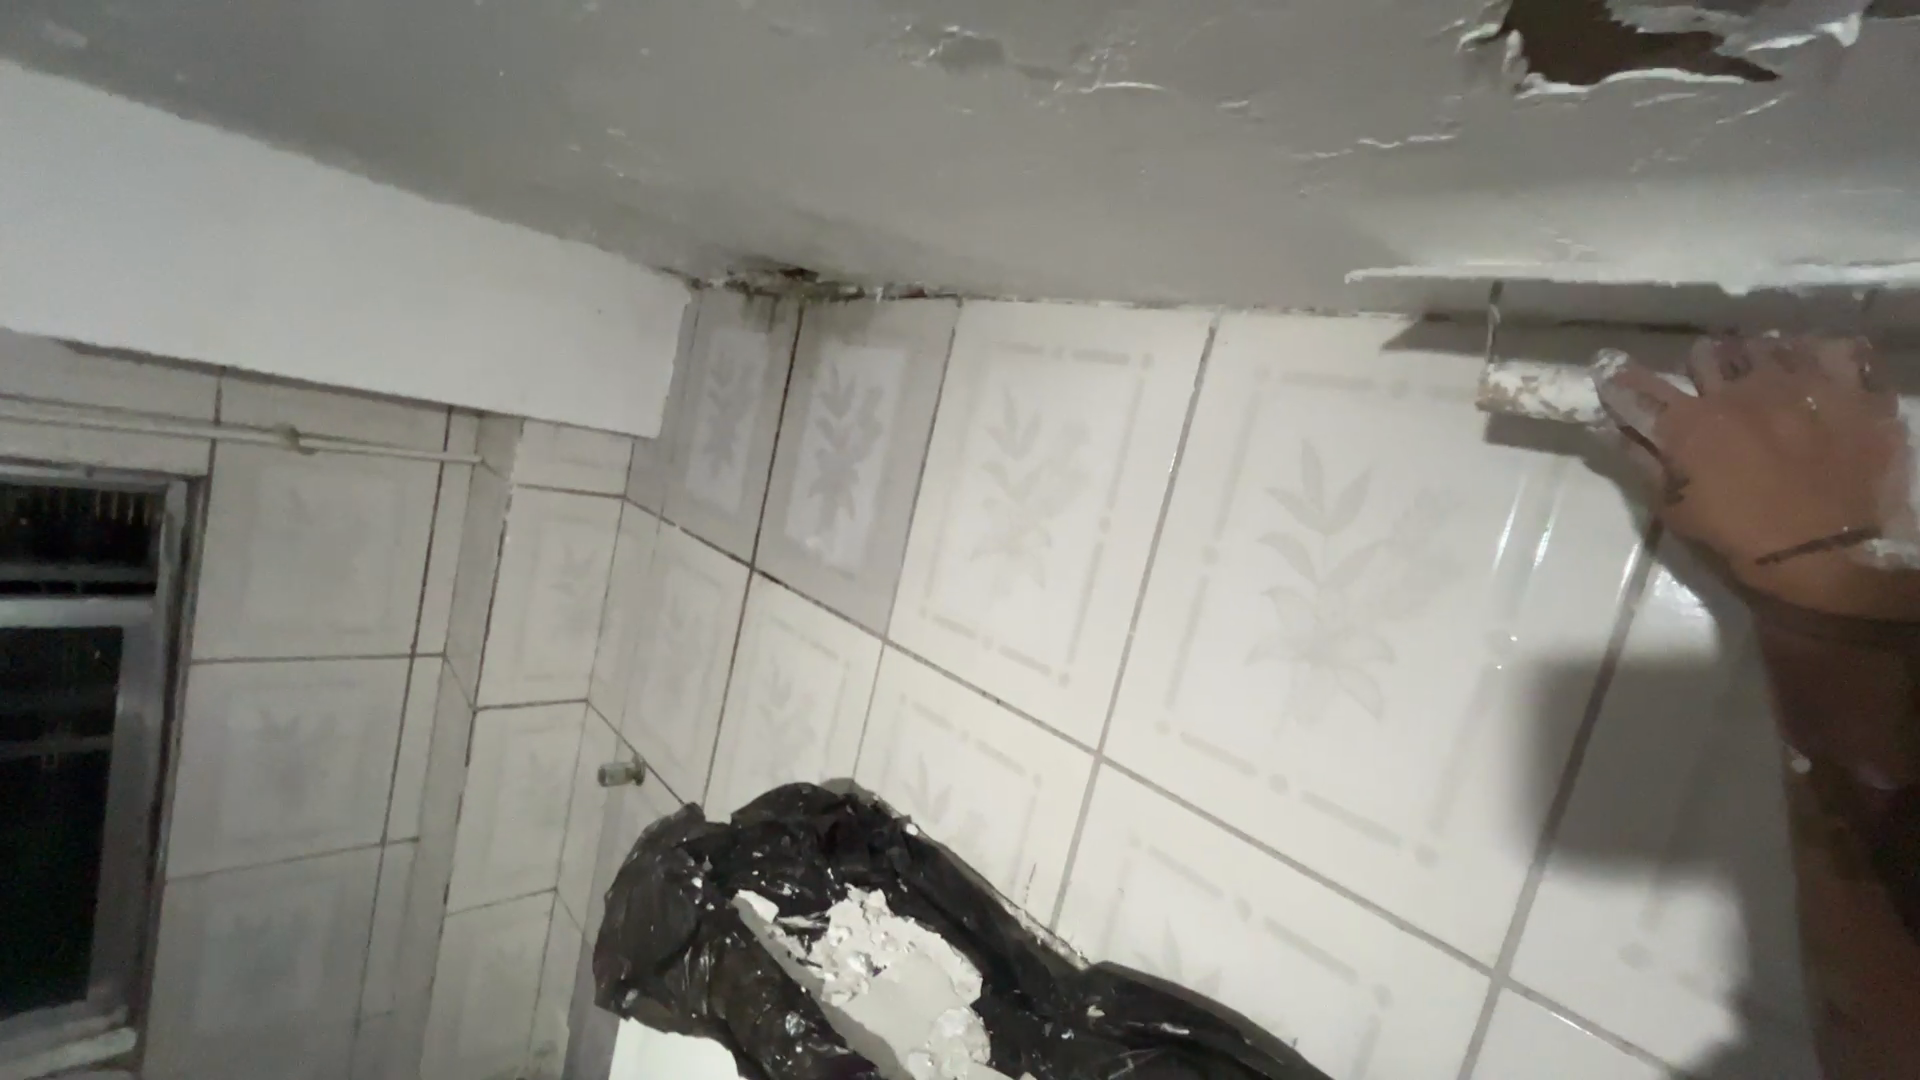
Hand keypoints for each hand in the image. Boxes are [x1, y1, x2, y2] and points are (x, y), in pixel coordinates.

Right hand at [1595, 335, 1919, 617]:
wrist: (1826, 553)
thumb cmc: (1734, 534)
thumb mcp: (1670, 504)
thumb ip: (1641, 459)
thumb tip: (1607, 428)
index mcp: (1688, 424)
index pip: (1637, 387)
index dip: (1617, 376)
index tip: (1608, 370)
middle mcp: (1740, 395)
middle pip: (1707, 354)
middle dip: (1698, 364)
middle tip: (1701, 379)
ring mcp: (1804, 390)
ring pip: (1768, 345)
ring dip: (1753, 355)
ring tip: (1757, 371)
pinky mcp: (1857, 395)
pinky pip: (1839, 351)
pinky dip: (1819, 352)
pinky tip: (1813, 369)